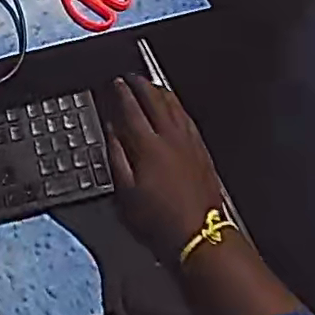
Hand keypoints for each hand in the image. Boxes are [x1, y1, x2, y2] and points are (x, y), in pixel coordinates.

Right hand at [104, 75, 226, 261]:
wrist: (202, 238)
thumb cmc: (161, 221)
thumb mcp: (126, 192)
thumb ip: (116, 156)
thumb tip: (111, 132)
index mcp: (148, 147)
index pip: (132, 109)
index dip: (121, 92)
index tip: (116, 82)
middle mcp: (170, 139)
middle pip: (155, 100)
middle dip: (141, 84)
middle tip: (131, 77)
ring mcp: (189, 144)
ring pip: (175, 106)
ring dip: (161, 91)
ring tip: (151, 84)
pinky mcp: (203, 152)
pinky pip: (189, 119)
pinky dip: (178, 106)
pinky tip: (175, 107)